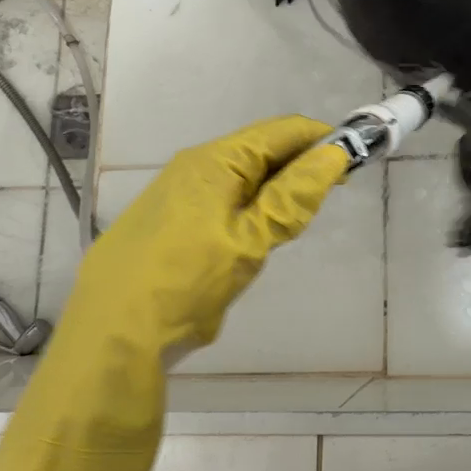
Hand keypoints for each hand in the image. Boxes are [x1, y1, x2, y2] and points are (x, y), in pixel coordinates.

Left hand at [0, 116, 346, 470]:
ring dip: (277, 189)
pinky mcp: (167, 224)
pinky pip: (221, 200)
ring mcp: (175, 196)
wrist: (114, 339)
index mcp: (214, 161)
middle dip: (301, 165)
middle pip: (260, 151)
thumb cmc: (188, 281)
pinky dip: (251, 207)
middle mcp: (192, 168)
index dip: (321, 139)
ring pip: (241, 178)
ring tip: (302, 215)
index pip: (281, 131)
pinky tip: (259, 234)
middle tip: (335, 193)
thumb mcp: (251, 240)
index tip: (356, 159)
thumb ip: (295, 195)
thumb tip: (335, 152)